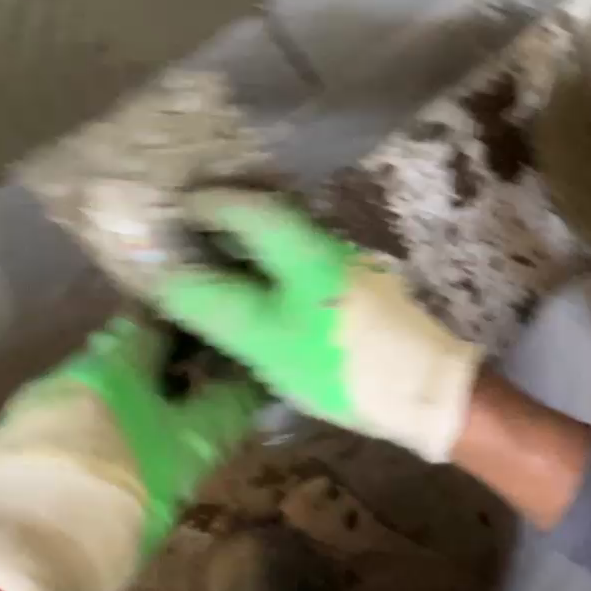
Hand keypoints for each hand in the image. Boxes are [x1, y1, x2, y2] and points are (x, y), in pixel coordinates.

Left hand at [0, 318, 259, 590]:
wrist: (0, 579)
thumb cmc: (115, 497)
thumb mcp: (192, 452)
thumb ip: (228, 405)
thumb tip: (257, 375)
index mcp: (115, 358)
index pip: (165, 315)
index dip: (199, 323)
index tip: (227, 338)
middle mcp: (70, 370)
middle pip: (130, 351)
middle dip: (169, 364)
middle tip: (205, 385)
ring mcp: (31, 410)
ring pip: (101, 387)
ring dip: (135, 397)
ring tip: (166, 425)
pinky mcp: (5, 452)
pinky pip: (72, 420)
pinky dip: (103, 426)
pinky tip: (118, 457)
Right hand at [154, 190, 483, 462]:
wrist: (423, 387)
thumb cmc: (340, 362)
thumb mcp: (266, 339)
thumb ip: (216, 305)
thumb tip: (167, 276)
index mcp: (306, 248)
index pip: (250, 207)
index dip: (210, 203)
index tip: (176, 208)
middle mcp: (330, 246)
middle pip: (272, 219)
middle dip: (229, 221)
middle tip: (187, 234)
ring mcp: (349, 268)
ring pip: (289, 243)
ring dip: (251, 246)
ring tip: (213, 263)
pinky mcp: (360, 292)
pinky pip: (304, 265)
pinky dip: (273, 269)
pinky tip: (257, 292)